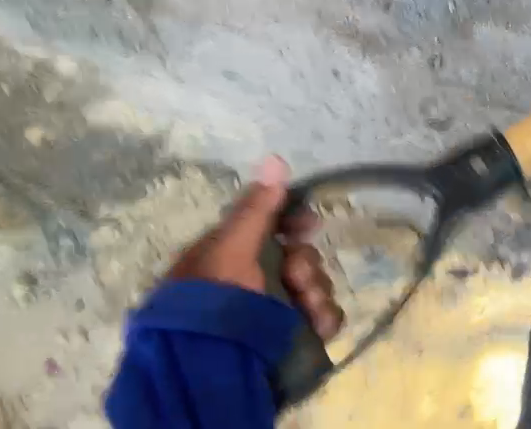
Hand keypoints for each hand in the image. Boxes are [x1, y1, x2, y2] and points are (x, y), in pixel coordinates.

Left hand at [167, 156, 345, 340]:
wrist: (206, 373)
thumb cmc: (212, 304)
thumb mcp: (229, 251)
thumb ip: (255, 209)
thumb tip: (276, 157)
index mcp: (228, 261)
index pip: (270, 228)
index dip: (294, 222)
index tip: (309, 225)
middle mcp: (250, 284)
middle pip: (299, 256)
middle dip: (306, 264)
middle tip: (297, 278)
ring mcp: (271, 314)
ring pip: (313, 285)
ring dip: (317, 291)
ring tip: (306, 307)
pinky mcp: (289, 341)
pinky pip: (321, 317)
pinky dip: (324, 318)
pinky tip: (316, 323)